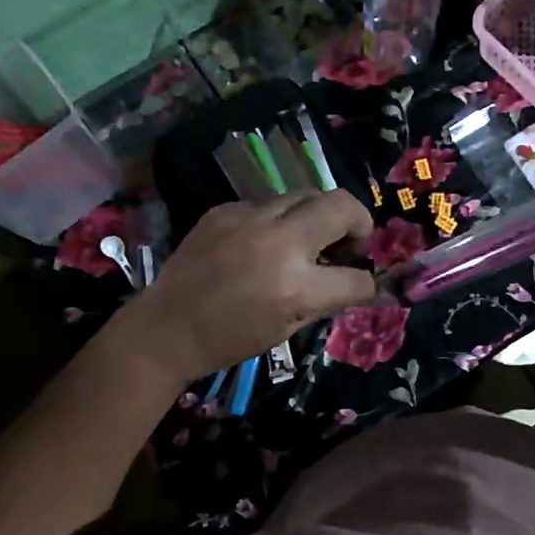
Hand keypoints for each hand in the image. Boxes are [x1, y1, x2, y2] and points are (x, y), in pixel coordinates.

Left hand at [111, 192, 376, 382]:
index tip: (361, 283)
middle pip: (341, 205)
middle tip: (348, 244)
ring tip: (305, 241)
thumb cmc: (229, 339)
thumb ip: (323, 299)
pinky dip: (277, 221)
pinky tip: (261, 243)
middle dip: (358, 223)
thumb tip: (352, 280)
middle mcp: (278, 242)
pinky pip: (267, 204)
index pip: (356, 277)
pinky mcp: (224, 209)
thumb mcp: (285, 329)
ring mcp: (248, 218)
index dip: (366, 283)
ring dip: (316, 217)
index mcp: (296, 287)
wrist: (167, 327)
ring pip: (305, 195)